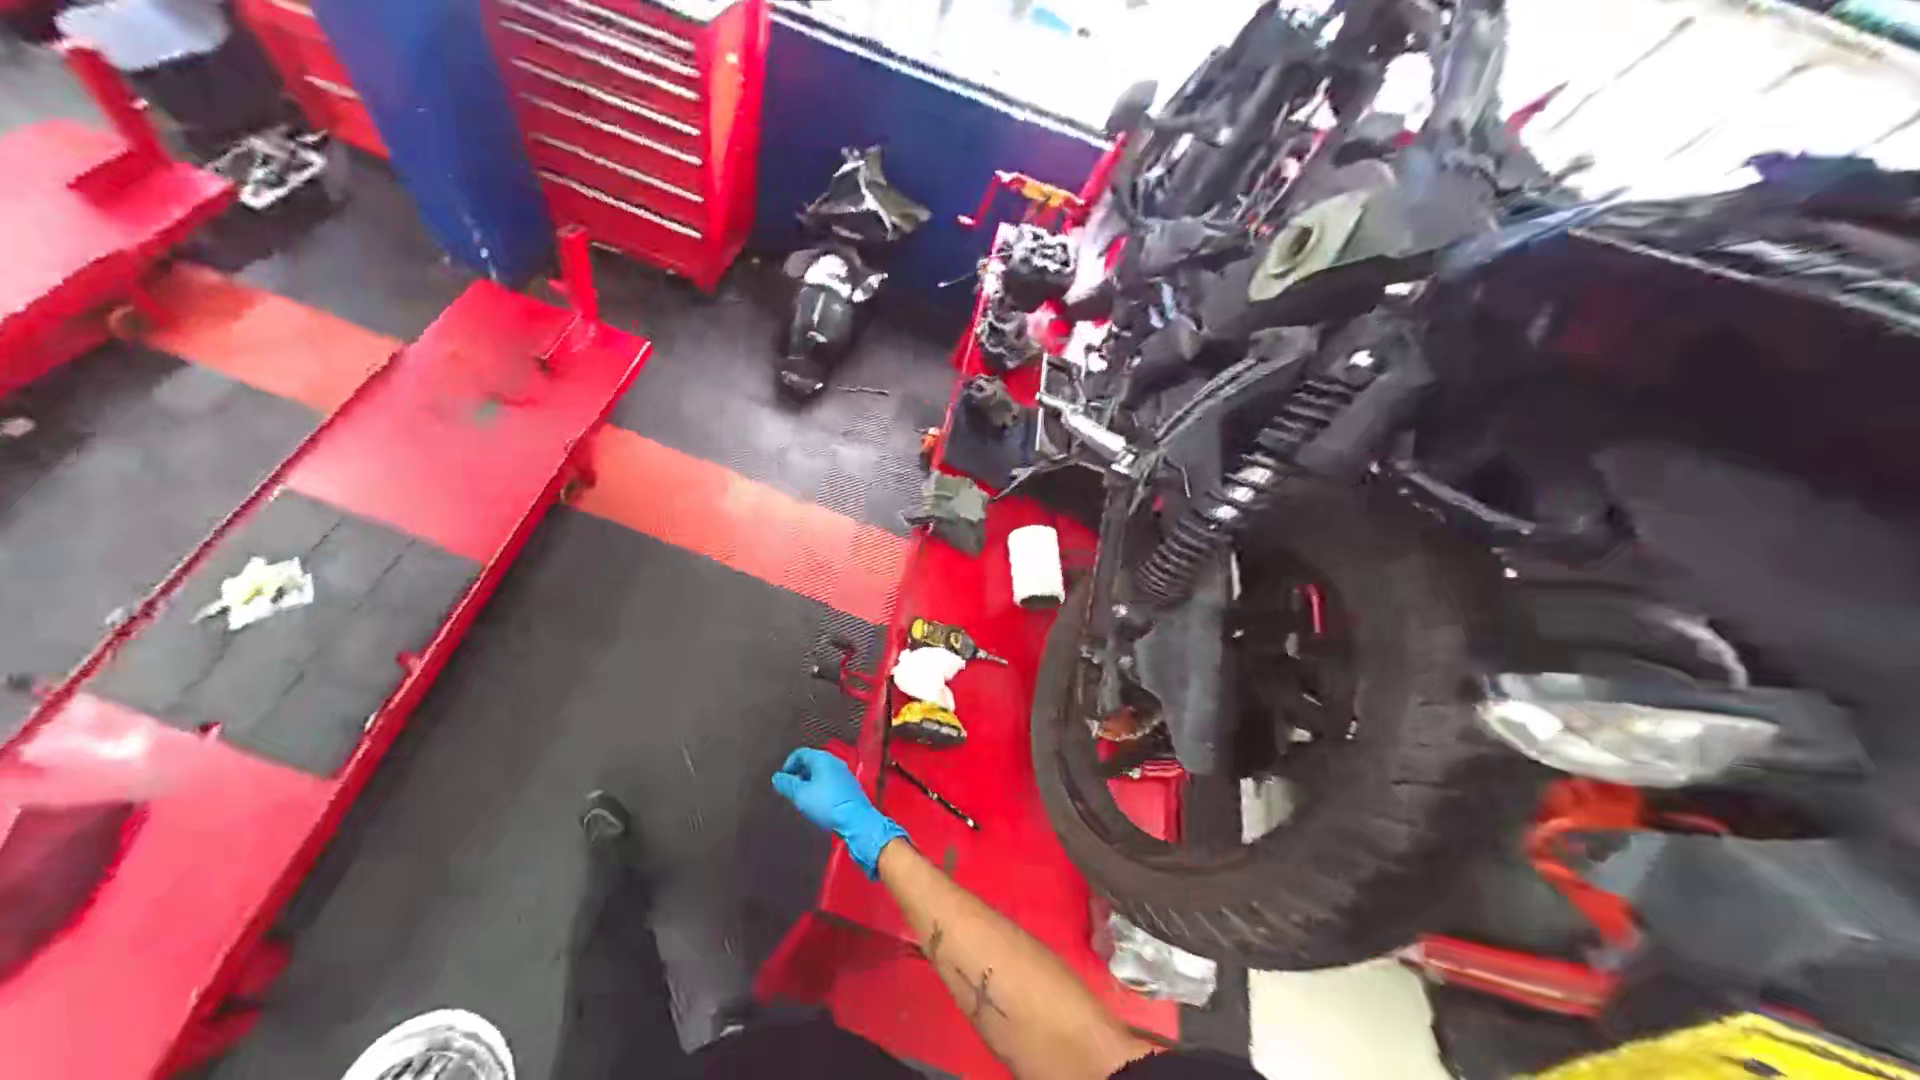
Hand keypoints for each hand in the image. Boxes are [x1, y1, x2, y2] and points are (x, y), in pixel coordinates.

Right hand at [772, 748, 907, 878]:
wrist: (856, 819)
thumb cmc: (826, 803)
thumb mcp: (801, 795)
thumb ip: (787, 784)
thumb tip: (777, 777)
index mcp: (822, 758)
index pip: (801, 753)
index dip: (788, 764)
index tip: (782, 780)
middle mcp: (834, 761)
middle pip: (812, 761)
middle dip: (798, 773)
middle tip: (790, 789)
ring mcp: (844, 773)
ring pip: (821, 772)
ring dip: (809, 782)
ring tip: (802, 797)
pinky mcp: (850, 786)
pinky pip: (830, 781)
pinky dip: (820, 787)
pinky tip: (817, 802)